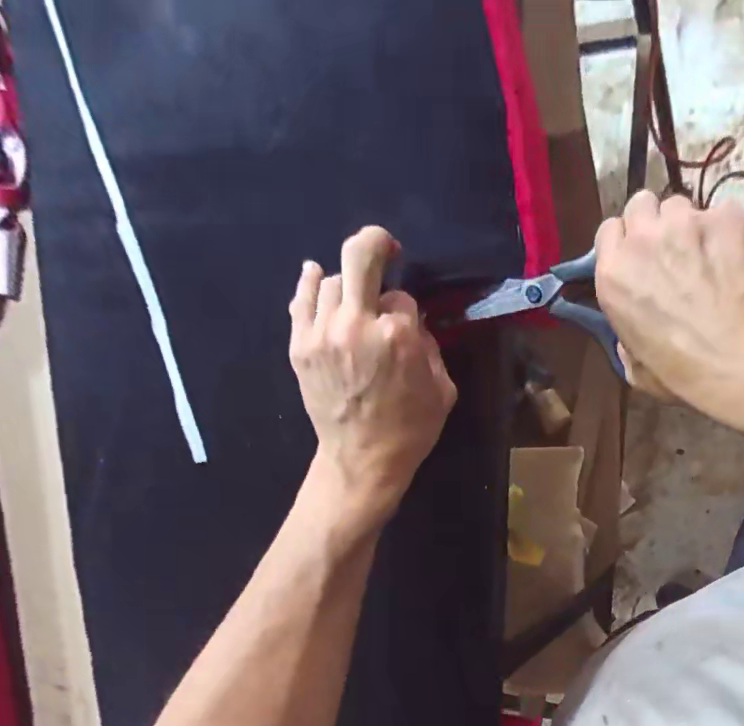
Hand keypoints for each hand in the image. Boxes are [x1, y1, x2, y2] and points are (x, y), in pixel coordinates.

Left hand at [288, 226, 456, 528]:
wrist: (361, 461)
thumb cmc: (410, 430)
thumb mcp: (443, 389)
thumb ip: (429, 347)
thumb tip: (410, 322)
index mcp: (397, 335)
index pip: (402, 296)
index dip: (407, 309)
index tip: (407, 326)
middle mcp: (357, 324)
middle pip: (360, 257)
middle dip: (376, 245)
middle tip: (386, 250)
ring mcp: (322, 334)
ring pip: (333, 280)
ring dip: (350, 285)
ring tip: (356, 300)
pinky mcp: (300, 347)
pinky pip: (302, 300)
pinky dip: (311, 285)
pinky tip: (317, 277)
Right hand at [594, 191, 743, 438]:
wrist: (736, 357)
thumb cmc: (680, 371)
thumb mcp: (633, 364)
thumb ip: (625, 336)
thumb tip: (629, 336)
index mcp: (612, 274)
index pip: (608, 230)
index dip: (625, 239)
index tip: (639, 256)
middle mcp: (642, 238)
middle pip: (641, 204)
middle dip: (654, 221)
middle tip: (673, 249)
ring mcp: (685, 222)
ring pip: (683, 205)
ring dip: (691, 225)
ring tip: (710, 255)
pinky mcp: (726, 217)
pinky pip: (725, 213)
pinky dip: (730, 231)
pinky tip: (738, 258)